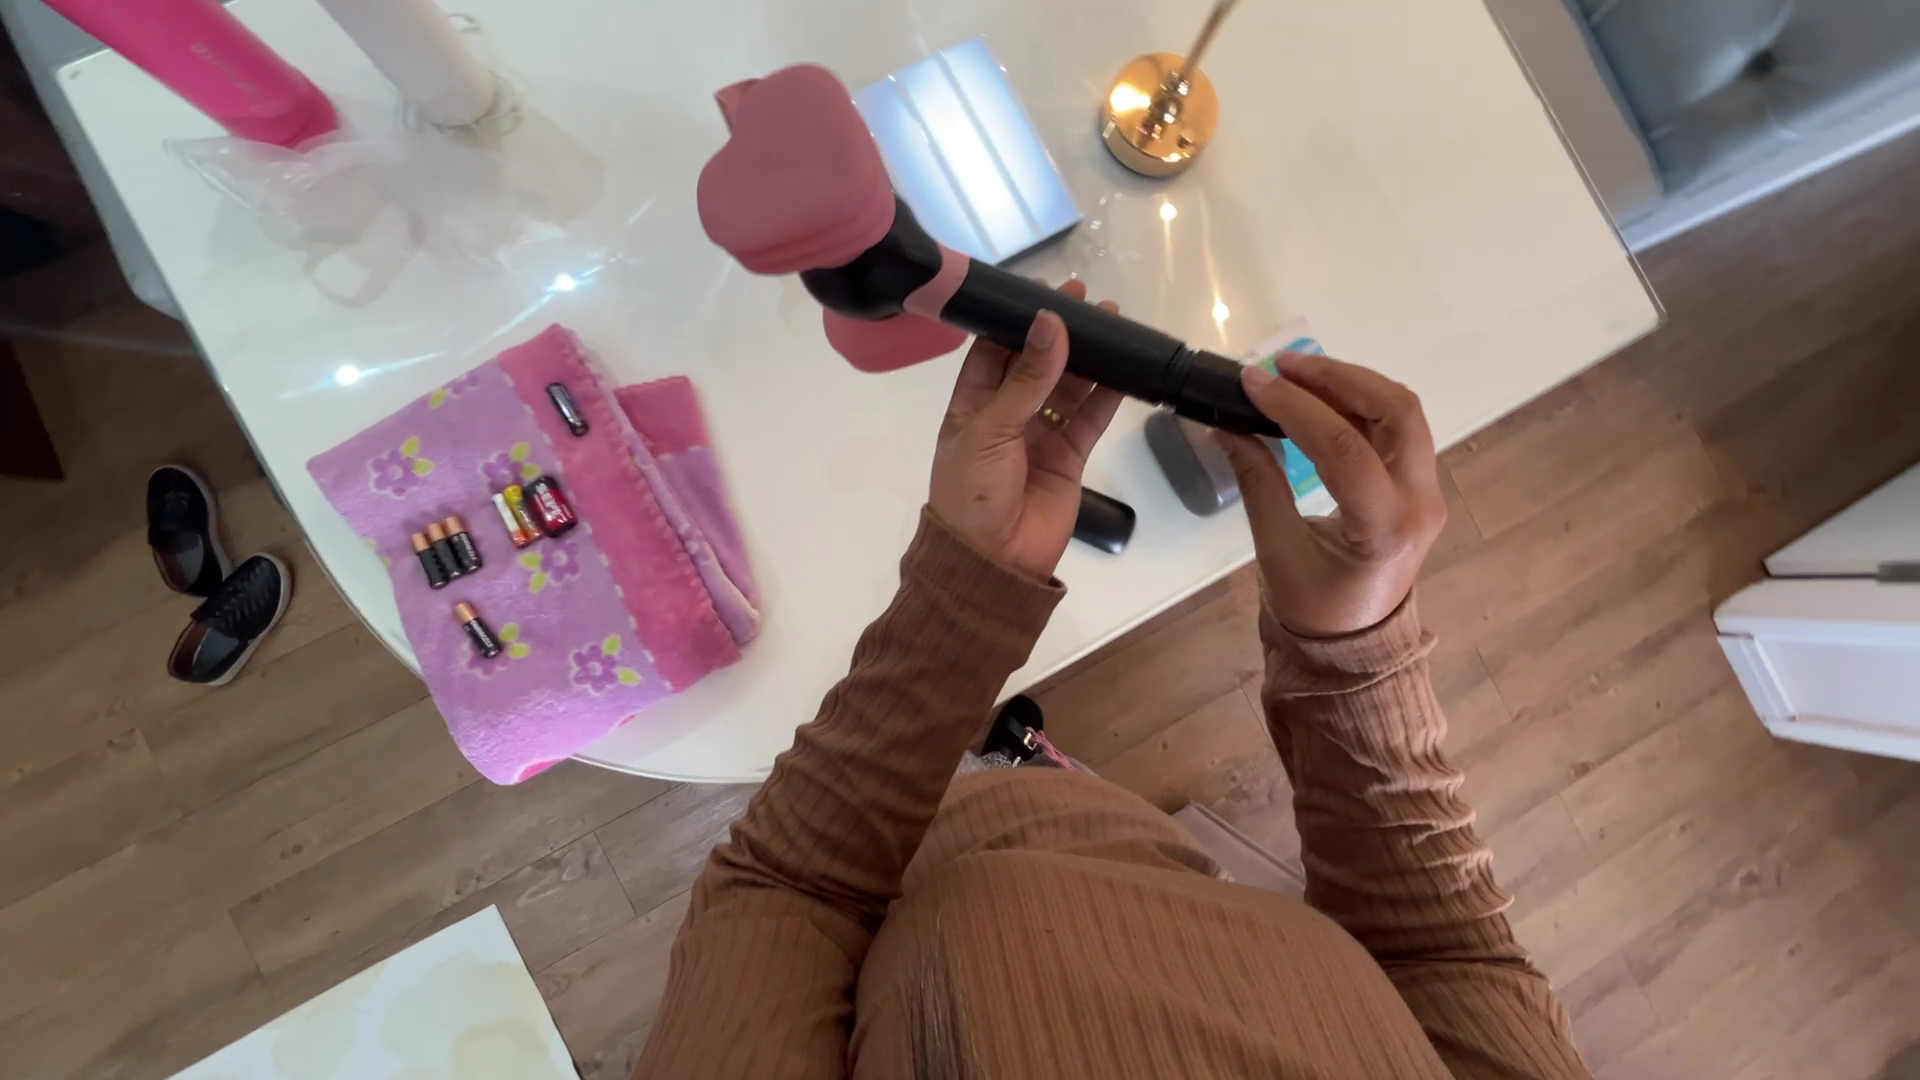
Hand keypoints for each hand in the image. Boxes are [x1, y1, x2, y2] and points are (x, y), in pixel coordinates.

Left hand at [930, 280, 1125, 580]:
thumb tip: (1050, 323)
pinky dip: (1107, 395)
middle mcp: (1006, 416)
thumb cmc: (973, 492)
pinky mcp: (1070, 457)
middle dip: (1060, 335)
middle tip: (1089, 301)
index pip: (994, 352)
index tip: (1046, 294)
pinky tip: (1125, 369)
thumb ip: (1025, 379)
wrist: (994, 561)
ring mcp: (1040, 436)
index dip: (1019, 323)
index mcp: (972, 406)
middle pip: (1037, 365)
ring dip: (1089, 359)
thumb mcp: (989, 430)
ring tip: (1115, 325)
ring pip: (1068, 388)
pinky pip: (1090, 419)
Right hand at [1216, 353, 1446, 637]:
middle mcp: (1420, 500)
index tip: (1252, 382)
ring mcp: (1427, 491)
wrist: (1352, 643)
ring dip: (1351, 385)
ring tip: (1298, 374)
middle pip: (1396, 411)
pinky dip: (1357, 406)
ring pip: (1402, 413)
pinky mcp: (1418, 485)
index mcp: (1384, 525)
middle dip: (1339, 378)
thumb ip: (1258, 481)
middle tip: (1285, 366)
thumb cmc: (1311, 605)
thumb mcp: (1276, 548)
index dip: (1294, 407)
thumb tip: (1227, 427)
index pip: (1342, 446)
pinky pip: (1395, 430)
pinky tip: (1318, 400)